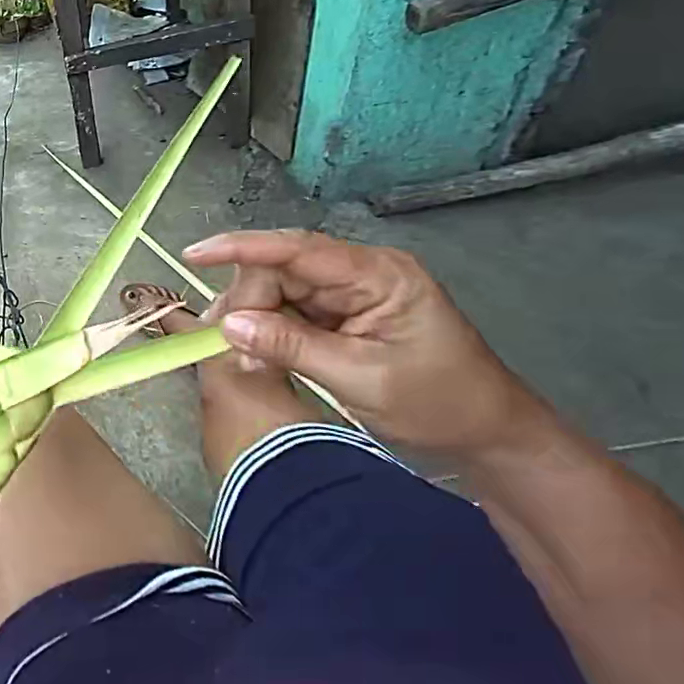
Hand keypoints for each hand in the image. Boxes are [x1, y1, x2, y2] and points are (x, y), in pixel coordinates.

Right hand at [185, 229, 556, 460]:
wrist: (489, 436)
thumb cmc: (440, 404)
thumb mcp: (362, 379)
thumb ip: (291, 346)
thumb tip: (229, 324)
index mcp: (377, 274)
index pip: (297, 248)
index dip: (241, 247)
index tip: (195, 254)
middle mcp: (358, 272)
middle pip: (280, 269)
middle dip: (248, 302)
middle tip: (224, 344)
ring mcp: (349, 292)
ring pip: (279, 290)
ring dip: (254, 320)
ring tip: (240, 355)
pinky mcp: (340, 312)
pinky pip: (289, 310)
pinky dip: (268, 331)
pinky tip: (255, 351)